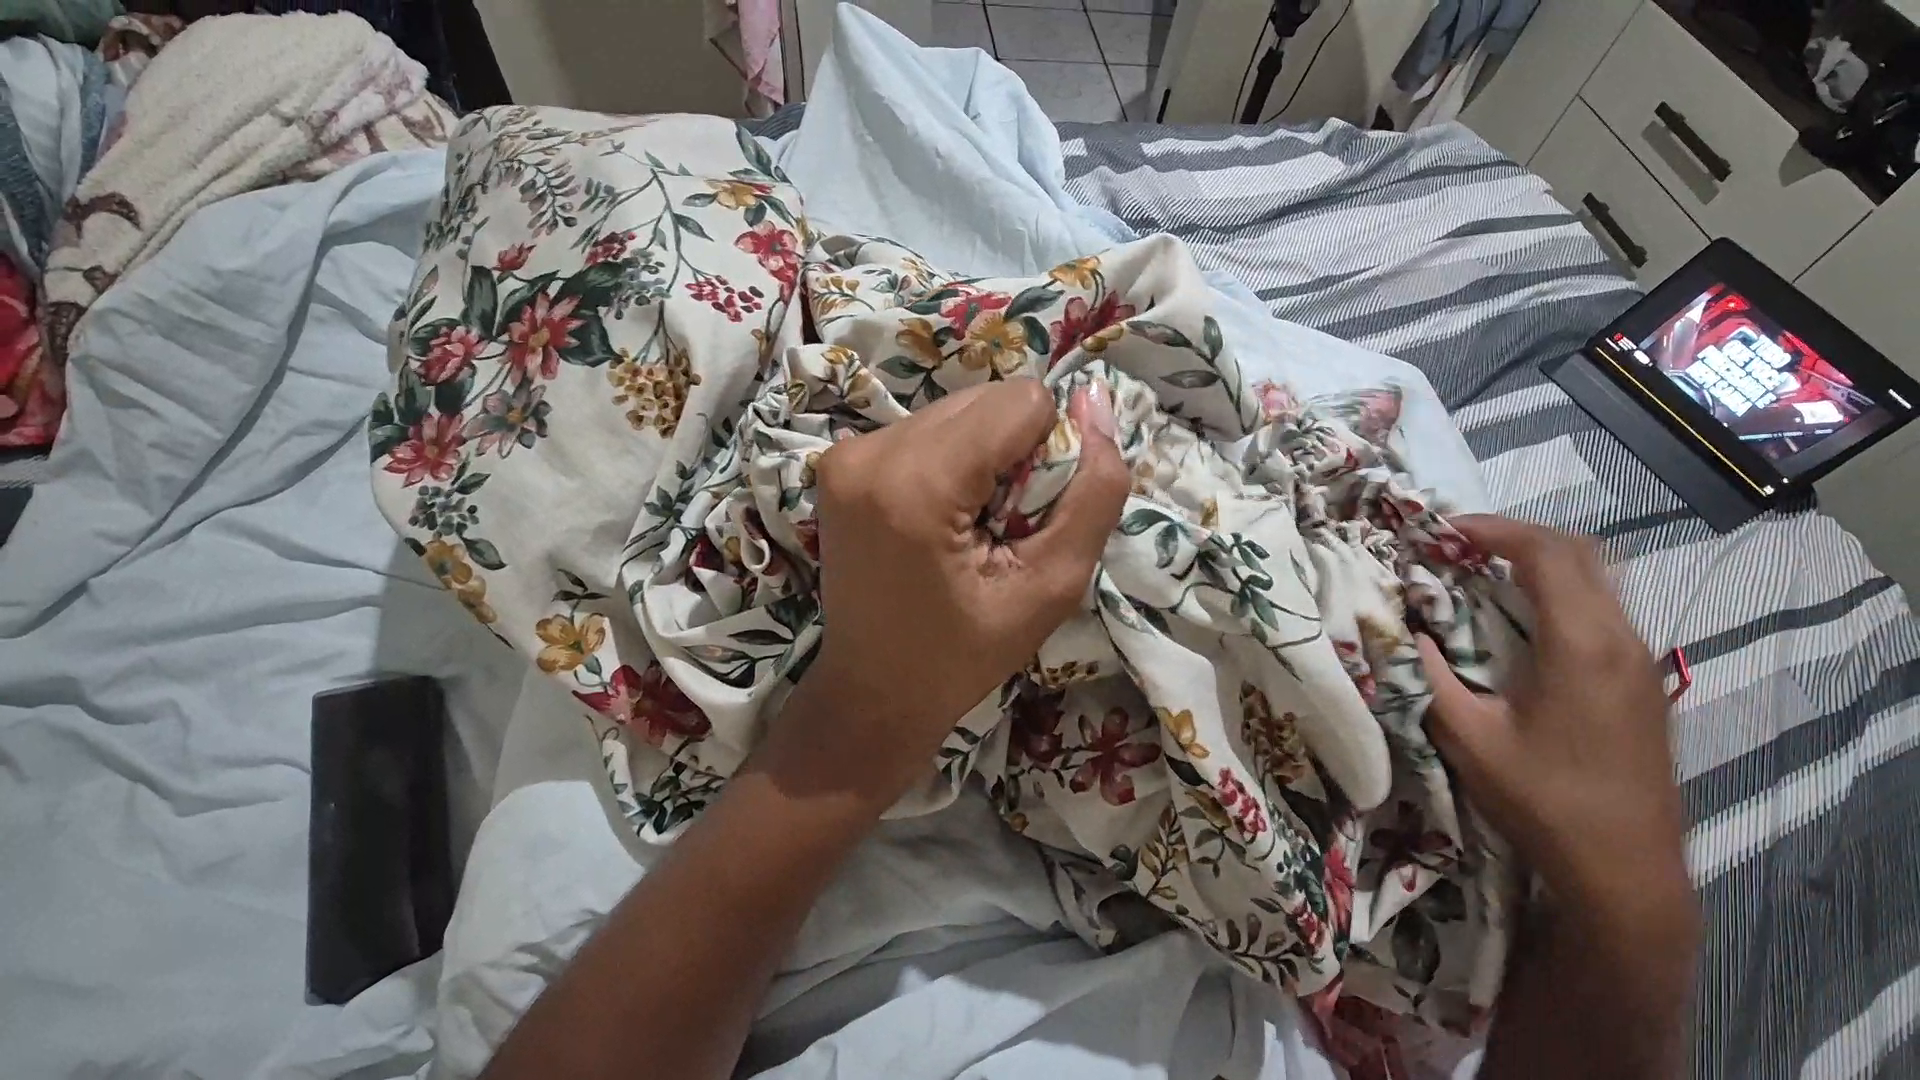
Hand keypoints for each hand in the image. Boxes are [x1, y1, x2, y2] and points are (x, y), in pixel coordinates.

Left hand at [763, 378, 1129, 807]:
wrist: (872, 692)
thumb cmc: (963, 655)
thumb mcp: (1052, 586)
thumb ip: (1092, 492)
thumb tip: (1097, 402)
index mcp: (917, 483)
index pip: (1022, 401)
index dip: (1047, 456)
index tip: (1025, 520)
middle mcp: (871, 450)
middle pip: (987, 399)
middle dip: (1012, 454)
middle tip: (997, 530)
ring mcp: (847, 453)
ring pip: (958, 409)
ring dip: (981, 458)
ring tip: (966, 529)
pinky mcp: (838, 460)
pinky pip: (924, 429)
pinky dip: (948, 462)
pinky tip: (937, 521)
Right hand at [1416, 516, 1693, 923]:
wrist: (1627, 870)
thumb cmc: (1543, 801)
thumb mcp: (1467, 739)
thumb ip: (1427, 675)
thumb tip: (1400, 628)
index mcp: (1582, 645)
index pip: (1545, 554)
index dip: (1493, 529)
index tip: (1443, 530)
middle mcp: (1622, 640)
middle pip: (1580, 554)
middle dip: (1517, 537)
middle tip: (1458, 544)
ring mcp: (1642, 661)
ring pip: (1598, 580)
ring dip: (1541, 564)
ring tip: (1482, 574)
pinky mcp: (1644, 683)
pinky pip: (1604, 610)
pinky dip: (1560, 593)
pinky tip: (1522, 622)